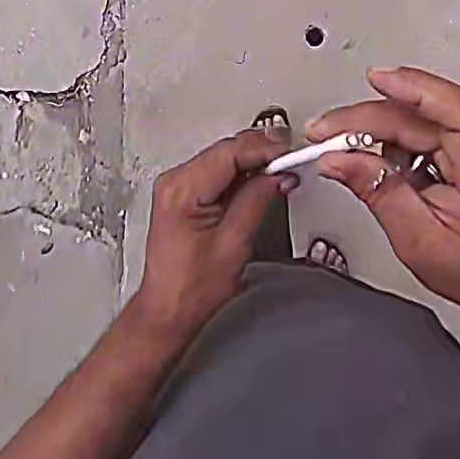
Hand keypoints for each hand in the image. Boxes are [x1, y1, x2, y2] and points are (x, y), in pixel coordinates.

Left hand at [130, 128, 295, 342]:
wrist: (169, 308)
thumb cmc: (191, 288)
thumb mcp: (234, 243)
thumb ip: (256, 201)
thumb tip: (277, 175)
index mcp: (181, 191)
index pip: (228, 153)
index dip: (264, 150)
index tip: (290, 155)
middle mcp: (173, 182)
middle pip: (224, 150)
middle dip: (260, 152)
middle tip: (291, 160)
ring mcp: (175, 186)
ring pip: (221, 157)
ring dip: (252, 160)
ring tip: (280, 170)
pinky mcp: (182, 193)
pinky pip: (215, 171)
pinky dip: (239, 171)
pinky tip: (258, 179)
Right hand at [310, 66, 459, 341]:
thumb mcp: (418, 241)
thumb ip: (378, 193)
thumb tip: (339, 160)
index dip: (418, 90)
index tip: (378, 80)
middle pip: (423, 112)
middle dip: (367, 117)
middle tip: (326, 132)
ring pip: (416, 114)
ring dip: (372, 124)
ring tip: (341, 146)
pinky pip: (417, 123)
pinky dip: (386, 133)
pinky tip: (372, 155)